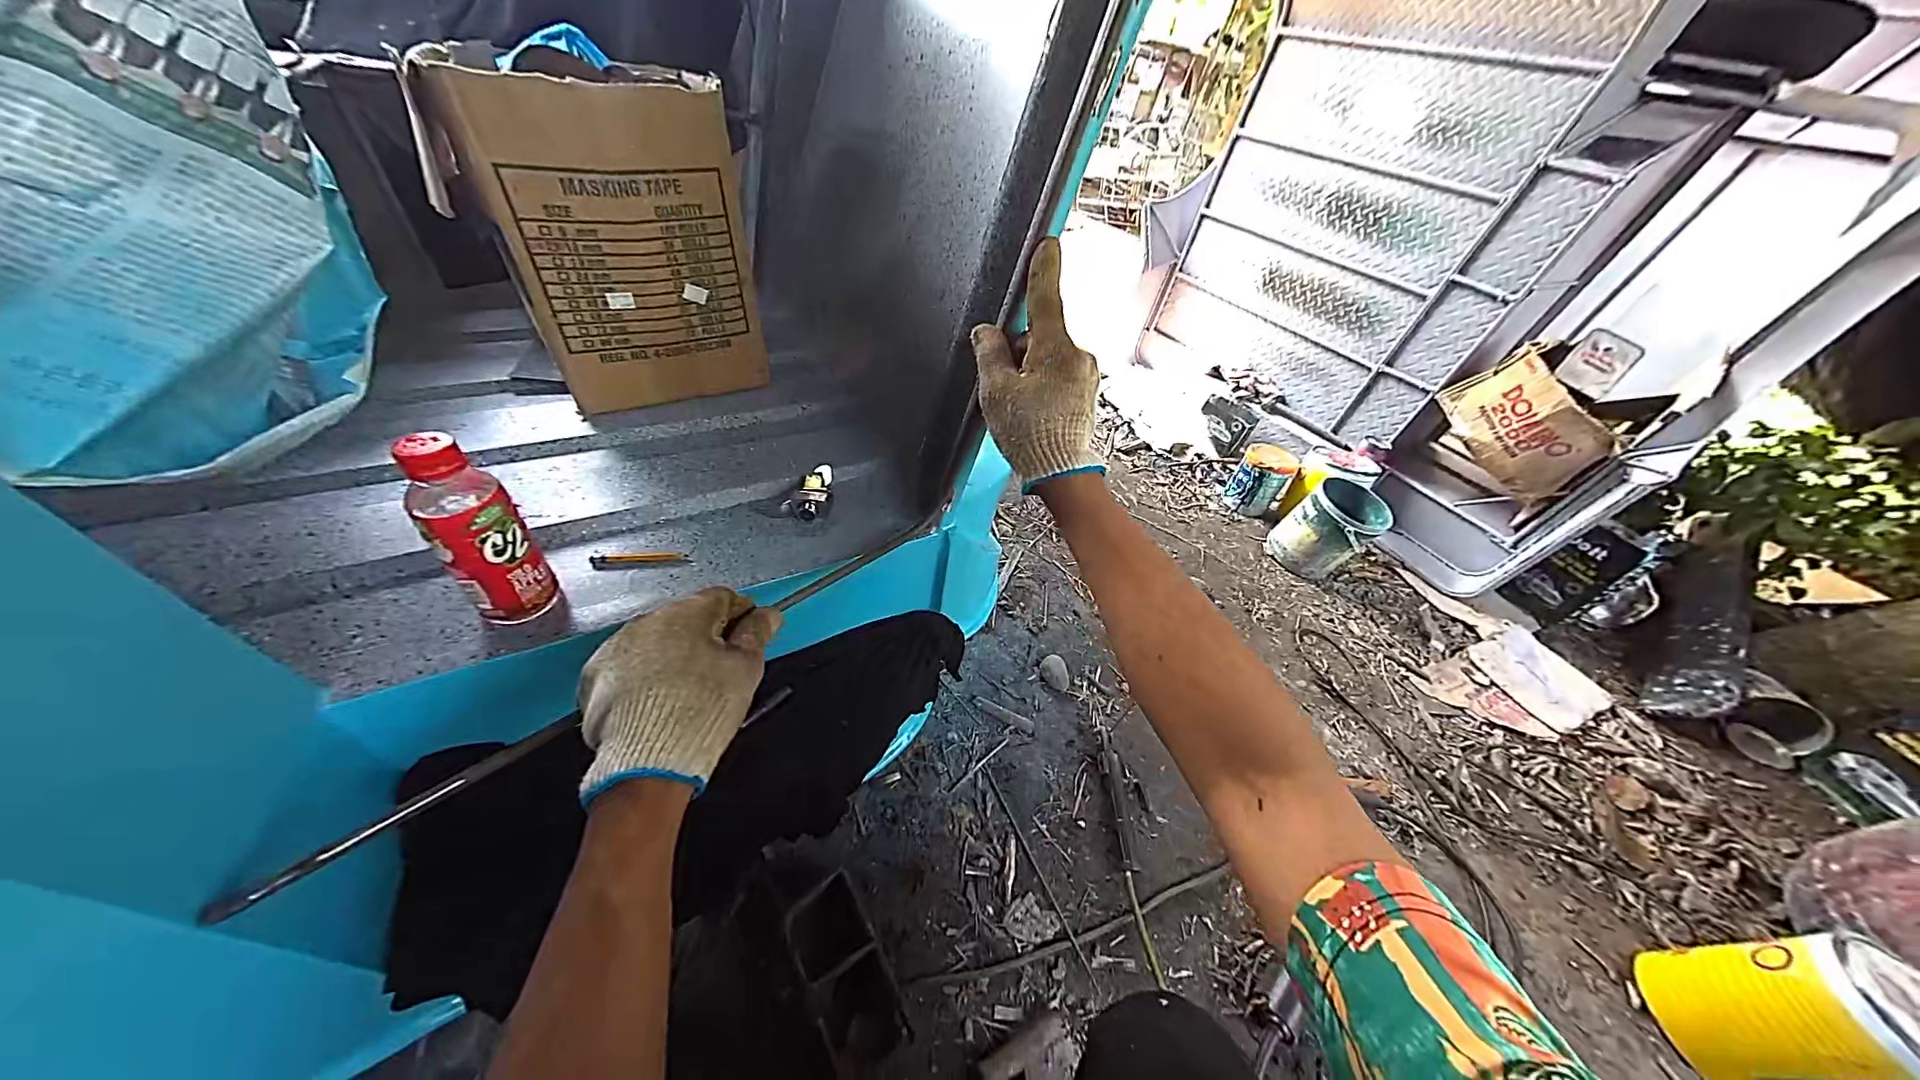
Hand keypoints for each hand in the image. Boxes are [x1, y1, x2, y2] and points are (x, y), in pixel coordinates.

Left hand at [576, 586, 781, 803]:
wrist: (646, 762)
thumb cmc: (697, 714)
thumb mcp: (745, 669)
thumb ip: (758, 633)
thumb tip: (766, 616)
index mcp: (689, 613)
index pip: (723, 597)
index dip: (741, 616)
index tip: (747, 634)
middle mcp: (649, 621)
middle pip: (687, 617)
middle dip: (705, 637)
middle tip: (721, 670)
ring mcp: (619, 646)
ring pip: (657, 639)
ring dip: (673, 654)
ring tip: (688, 691)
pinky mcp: (597, 673)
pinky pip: (629, 663)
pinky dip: (643, 676)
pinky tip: (659, 700)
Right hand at [971, 236, 1104, 491]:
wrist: (1061, 473)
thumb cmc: (1031, 435)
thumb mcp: (996, 391)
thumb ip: (989, 353)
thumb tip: (987, 333)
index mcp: (1056, 348)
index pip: (1046, 297)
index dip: (1043, 268)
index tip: (1048, 243)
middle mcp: (1078, 356)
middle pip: (1039, 333)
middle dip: (1018, 349)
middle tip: (1005, 382)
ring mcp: (1085, 376)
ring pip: (1047, 355)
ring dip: (1028, 370)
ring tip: (1018, 404)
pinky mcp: (1085, 392)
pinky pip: (1057, 374)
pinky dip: (1040, 383)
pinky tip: (1031, 410)